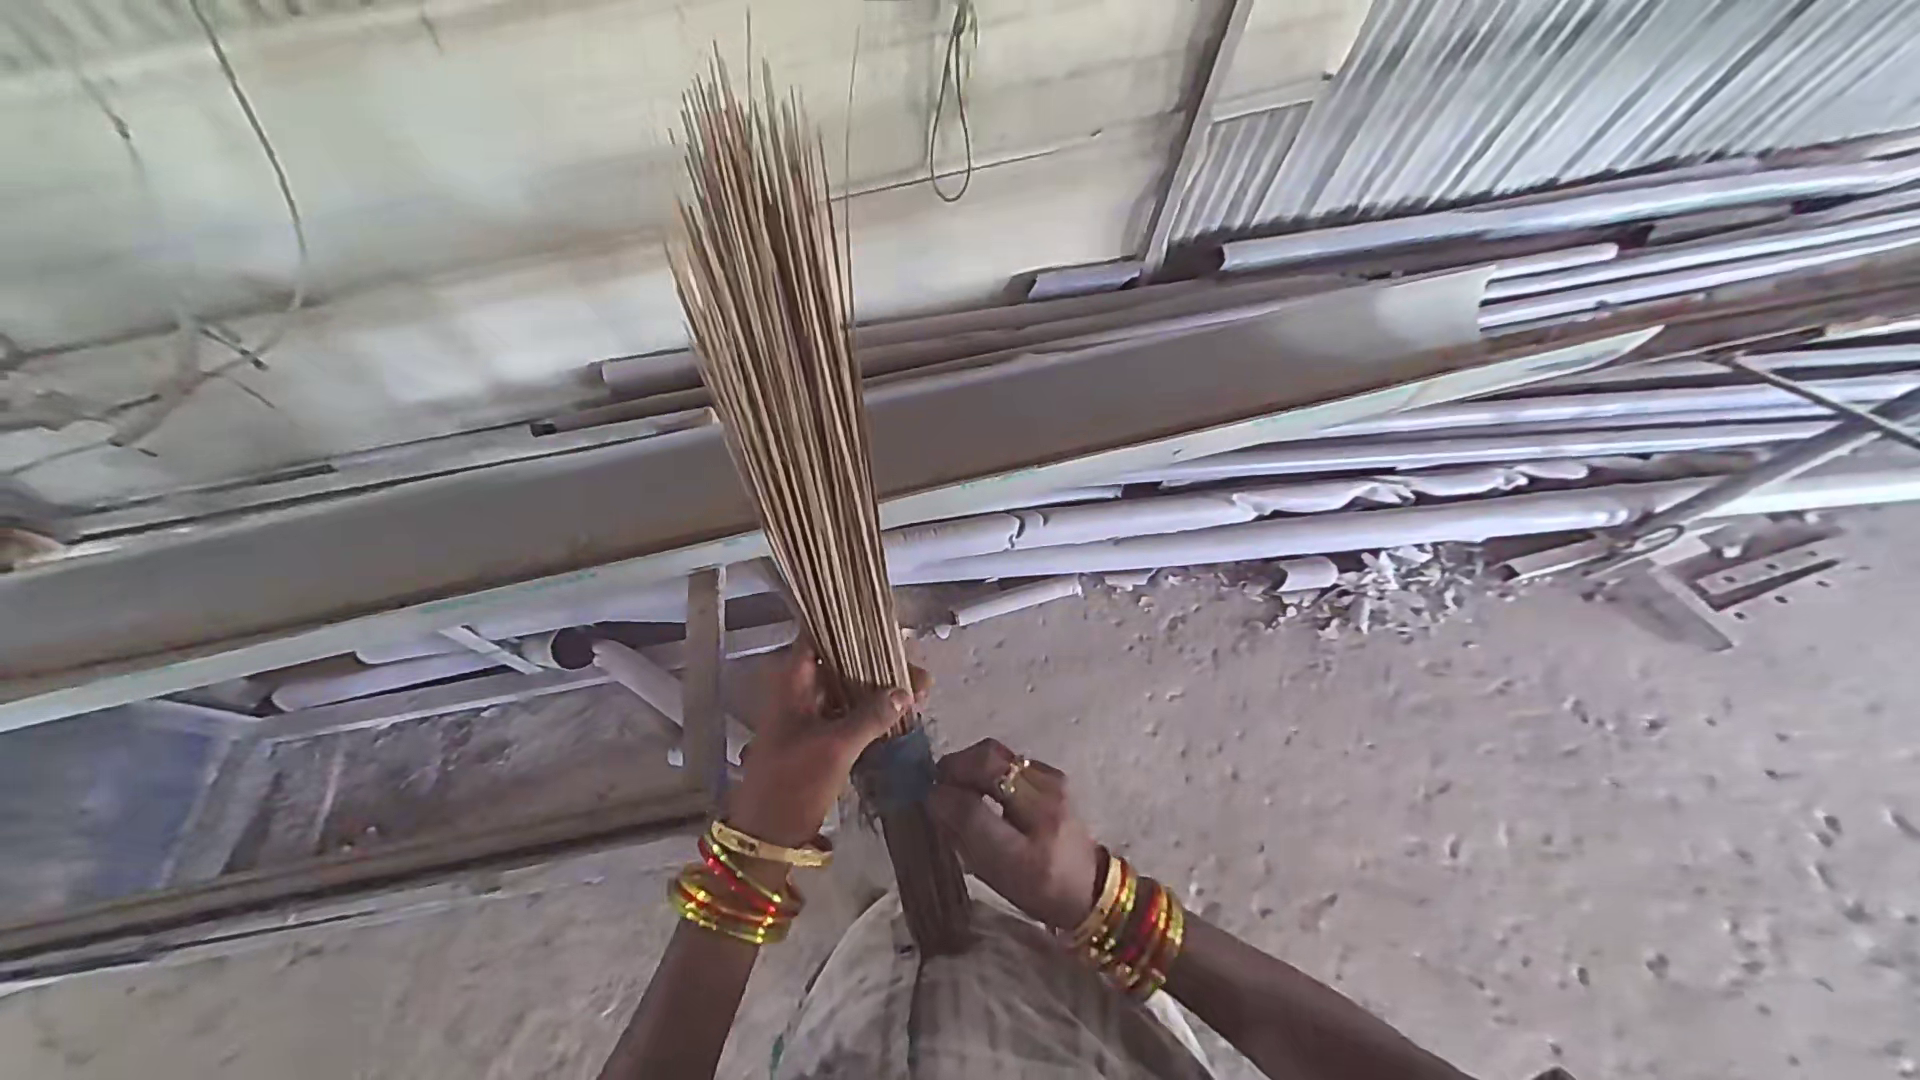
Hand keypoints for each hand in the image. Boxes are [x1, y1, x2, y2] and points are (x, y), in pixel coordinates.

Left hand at [724, 643, 929, 847]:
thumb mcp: (835, 747)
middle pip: (842, 661)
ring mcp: (810, 714)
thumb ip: (872, 716)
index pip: (820, 635)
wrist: (767, 835)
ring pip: (850, 688)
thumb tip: (906, 691)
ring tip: (920, 688)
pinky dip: (875, 710)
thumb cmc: (793, 783)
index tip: (886, 628)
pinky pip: (851, 712)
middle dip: (880, 661)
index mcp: (793, 681)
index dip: (851, 627)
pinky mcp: (820, 736)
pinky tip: (904, 711)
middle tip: (915, 666)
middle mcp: (800, 690)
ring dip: (881, 687)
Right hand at [928, 738, 1103, 929]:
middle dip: (955, 766)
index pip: (974, 811)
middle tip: (940, 781)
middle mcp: (1043, 809)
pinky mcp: (1054, 773)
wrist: (1090, 884)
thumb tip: (934, 800)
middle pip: (988, 763)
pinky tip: (986, 783)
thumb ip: (963, 838)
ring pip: (997, 753)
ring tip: (959, 781)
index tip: (929, 798)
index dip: (944, 799)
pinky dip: (989, 765)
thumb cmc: (1037, 890)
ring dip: (970, 762)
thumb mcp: (995, 877)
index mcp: (1026, 853)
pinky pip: (1010, 757)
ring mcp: (1052, 784)